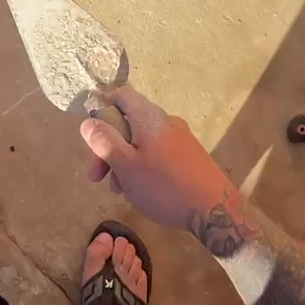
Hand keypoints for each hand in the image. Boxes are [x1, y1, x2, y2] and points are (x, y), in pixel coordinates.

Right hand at [80, 86, 234, 230]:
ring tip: (121, 190)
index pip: (122, 95)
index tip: (91, 132)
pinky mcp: (190, 156)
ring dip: (125, 161)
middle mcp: (166, 121)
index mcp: (149, 117)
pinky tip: (142, 191)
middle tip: (97, 176)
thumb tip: (88, 122)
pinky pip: (158, 153)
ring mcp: (180, 139)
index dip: (102, 106)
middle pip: (129, 122)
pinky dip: (143, 166)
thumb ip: (104, 142)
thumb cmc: (165, 186)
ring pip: (142, 141)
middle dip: (109, 147)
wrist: (216, 210)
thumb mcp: (126, 166)